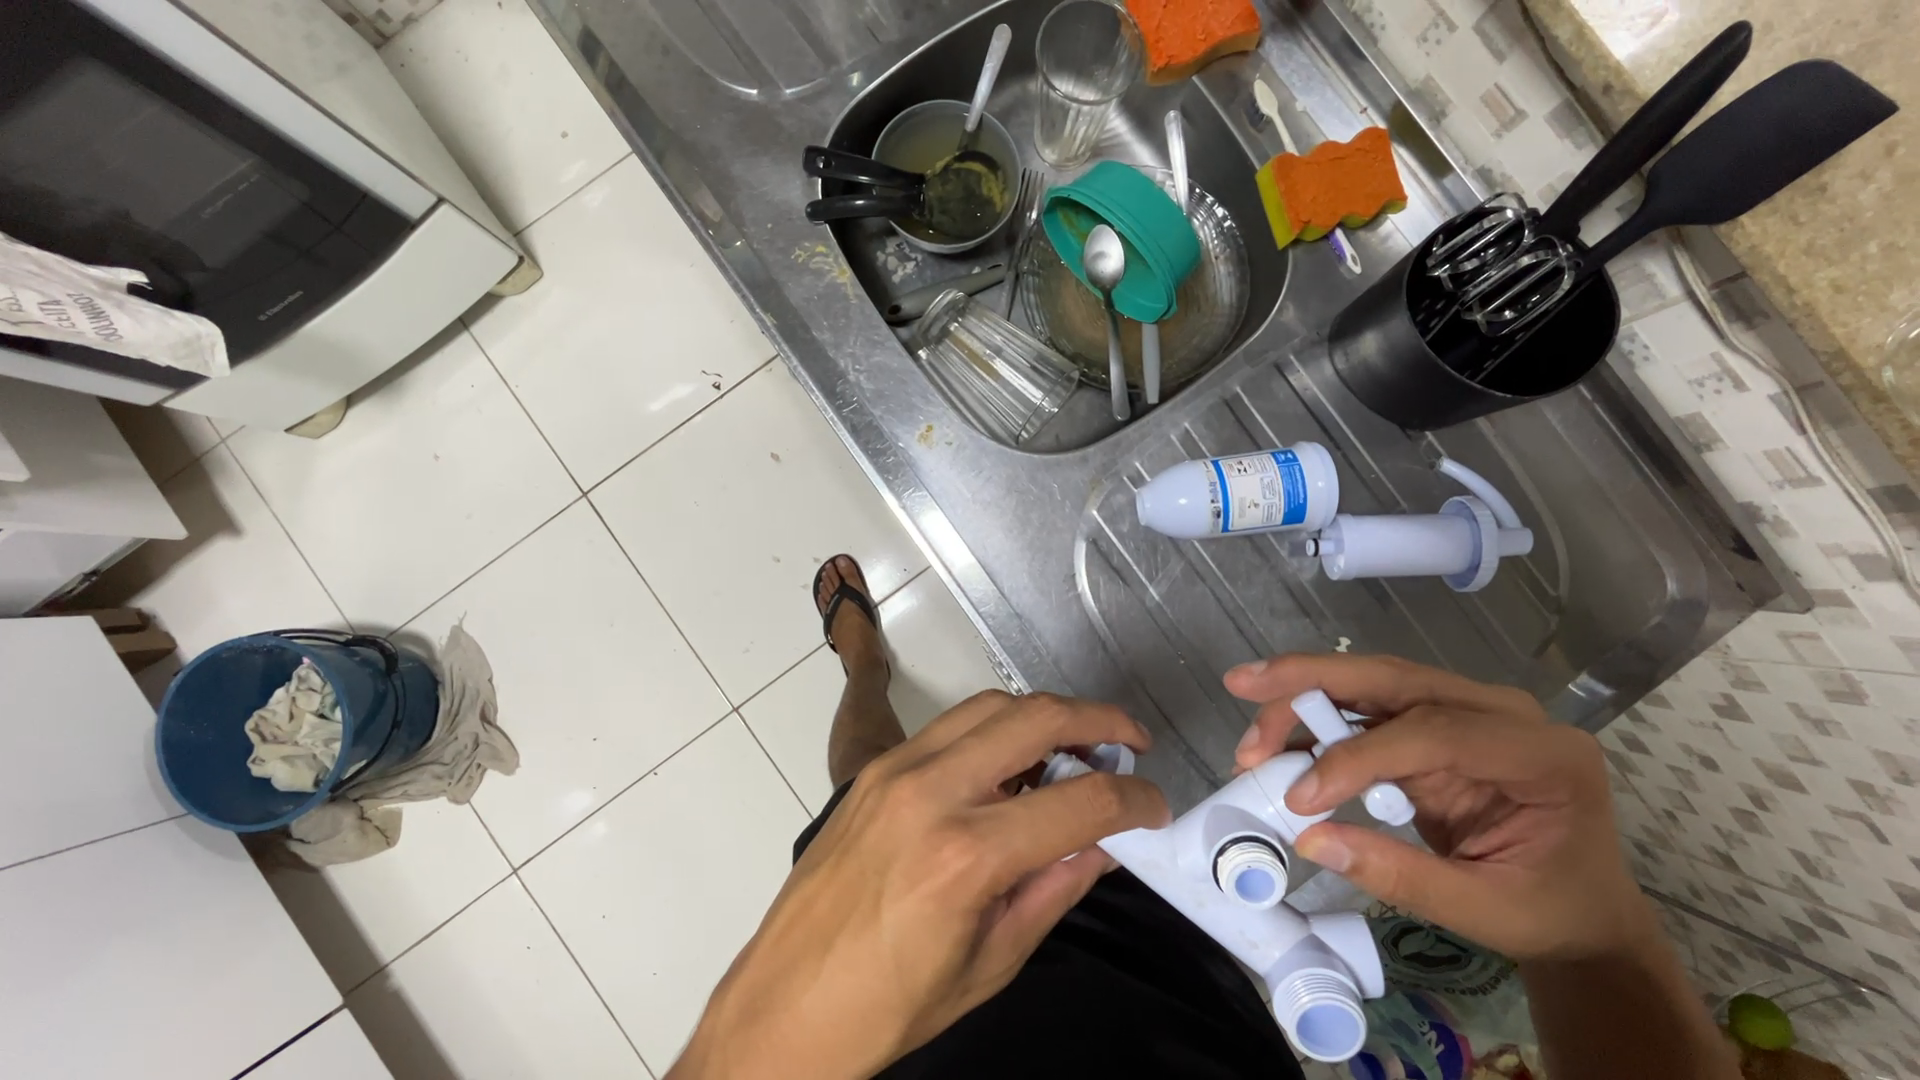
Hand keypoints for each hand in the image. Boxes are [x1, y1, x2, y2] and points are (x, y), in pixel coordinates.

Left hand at [671, 691, 1168, 1079]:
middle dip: (1100, 720)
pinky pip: (951, 725)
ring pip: (991, 705)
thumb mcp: (992, 962)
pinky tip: (1013, 765)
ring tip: (1076, 750)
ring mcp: (895, 771)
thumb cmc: (891, 1005)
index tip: (1155, 806)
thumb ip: (1055, 888)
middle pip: (1036, 717)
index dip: (1135, 799)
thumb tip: (1105, 841)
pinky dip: (997, 728)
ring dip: (1046, 715)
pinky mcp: (873, 770)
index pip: (1080, 802)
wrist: (784, 1005)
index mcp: (966, 855)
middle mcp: (930, 792)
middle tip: (1131, 744)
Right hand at [1225, 653, 1654, 961]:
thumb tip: (1309, 839)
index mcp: (1541, 755)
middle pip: (1395, 679)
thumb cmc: (1550, 912)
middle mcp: (1503, 714)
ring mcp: (1467, 713)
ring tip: (1250, 731)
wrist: (1581, 911)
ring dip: (1304, 696)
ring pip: (1373, 684)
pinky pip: (1369, 710)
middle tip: (1242, 683)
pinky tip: (1277, 737)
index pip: (1436, 732)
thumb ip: (1400, 875)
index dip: (1359, 756)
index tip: (1300, 798)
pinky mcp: (1434, 725)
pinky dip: (1318, 721)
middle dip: (1312, 678)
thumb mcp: (1484, 910)